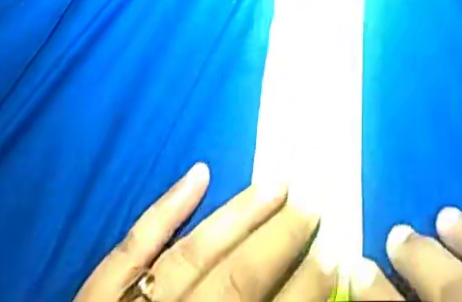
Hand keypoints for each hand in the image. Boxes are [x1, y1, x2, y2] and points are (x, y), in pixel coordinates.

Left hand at [75, 164, 335, 301]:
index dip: (308, 286)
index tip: (338, 253)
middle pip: (234, 283)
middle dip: (280, 241)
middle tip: (316, 203)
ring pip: (188, 258)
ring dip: (237, 217)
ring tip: (278, 184)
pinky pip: (124, 257)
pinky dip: (161, 213)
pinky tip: (198, 174)